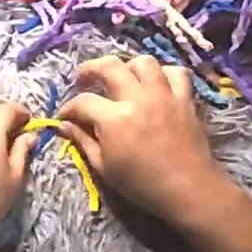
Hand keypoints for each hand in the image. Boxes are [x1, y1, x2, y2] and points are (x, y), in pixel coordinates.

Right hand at [55, 54, 233, 221]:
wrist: (187, 189)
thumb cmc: (141, 184)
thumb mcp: (103, 167)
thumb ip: (82, 141)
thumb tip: (64, 125)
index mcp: (114, 119)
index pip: (83, 102)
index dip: (68, 108)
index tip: (64, 116)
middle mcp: (138, 99)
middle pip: (110, 66)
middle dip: (90, 69)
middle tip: (83, 79)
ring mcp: (164, 96)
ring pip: (144, 62)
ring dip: (128, 66)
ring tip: (122, 78)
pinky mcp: (184, 99)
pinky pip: (176, 73)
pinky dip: (163, 74)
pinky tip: (155, 84)